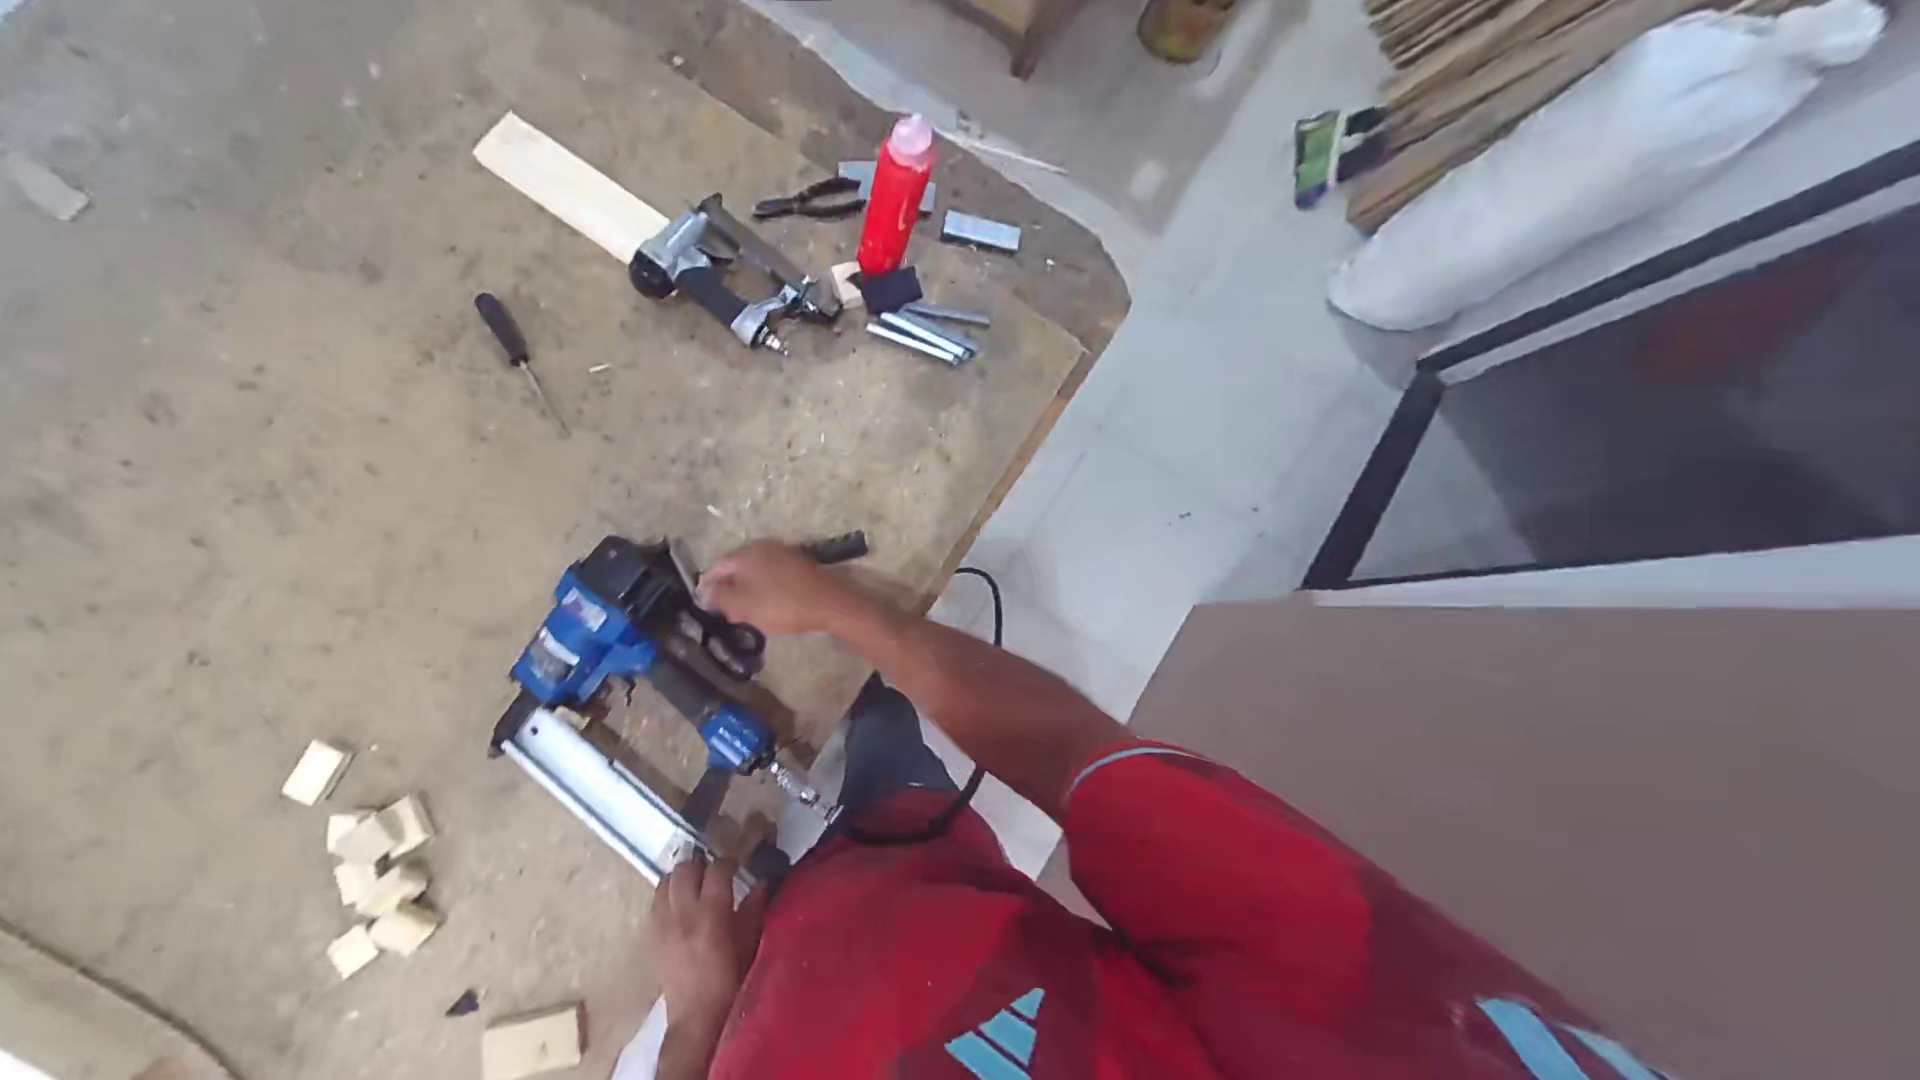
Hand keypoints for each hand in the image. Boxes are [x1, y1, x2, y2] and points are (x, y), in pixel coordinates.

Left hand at [650, 855, 767, 1044]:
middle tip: (714, 873)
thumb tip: (762, 881)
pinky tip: (680, 903)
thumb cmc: (731, 978)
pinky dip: (668, 893)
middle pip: (685, 869)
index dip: (729, 862)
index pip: (717, 869)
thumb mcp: (750, 941)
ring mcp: (663, 924)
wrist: (698, 1016)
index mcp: (711, 914)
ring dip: (681, 877)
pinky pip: (656, 901)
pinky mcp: (652, 936)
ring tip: (695, 884)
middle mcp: (683, 914)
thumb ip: (754, 906)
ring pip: (666, 882)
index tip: (737, 866)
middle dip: (701, 865)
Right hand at [698, 540, 860, 635]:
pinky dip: (766, 590)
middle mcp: (764, 546)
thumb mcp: (742, 605)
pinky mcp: (799, 565)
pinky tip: (769, 607)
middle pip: (737, 568)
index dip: (709, 587)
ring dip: (748, 591)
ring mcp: (784, 554)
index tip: (707, 606)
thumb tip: (705, 590)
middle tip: (727, 612)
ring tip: (747, 613)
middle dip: (730, 590)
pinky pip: (774, 577)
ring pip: (756, 573)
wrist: (830, 604)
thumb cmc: (782, 604)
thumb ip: (719, 596)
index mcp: (746, 552)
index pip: (717, 567)